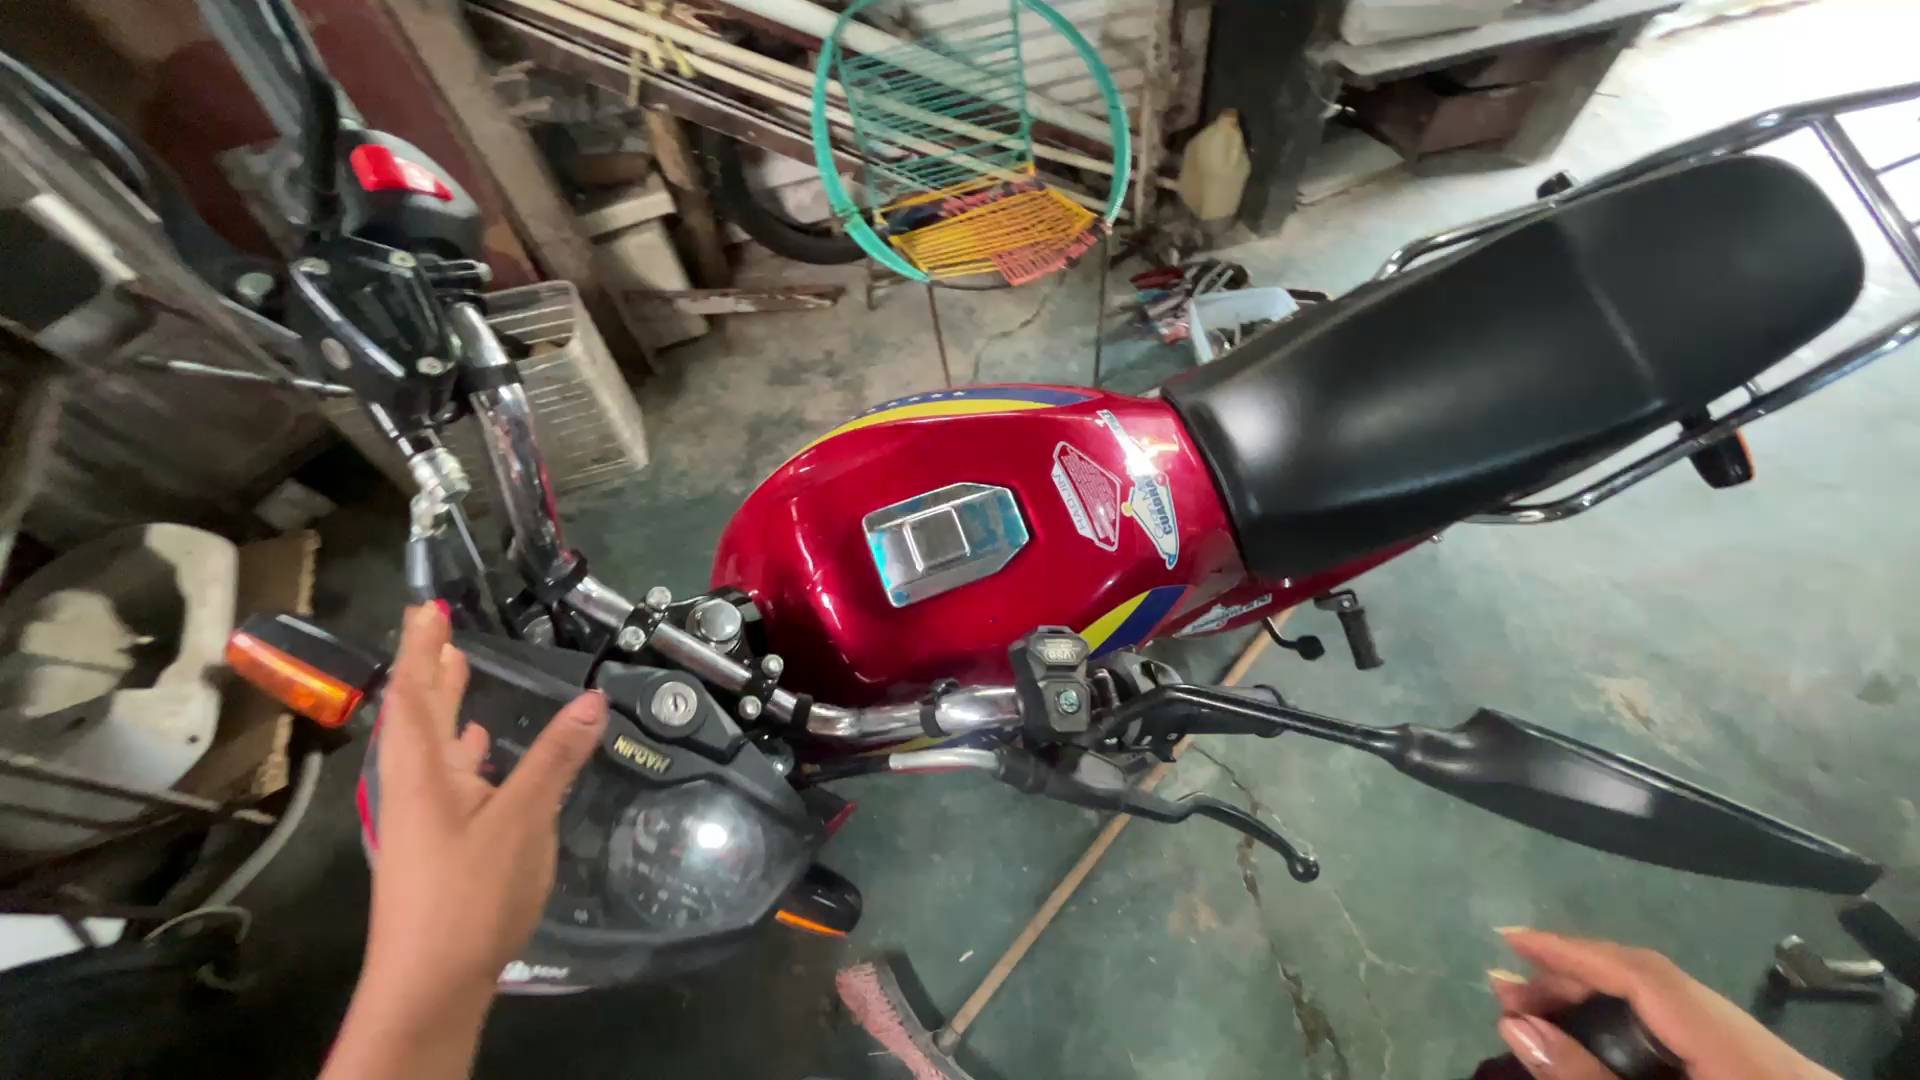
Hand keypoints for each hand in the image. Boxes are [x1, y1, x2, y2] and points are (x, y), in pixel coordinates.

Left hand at [322, 604, 607, 1079]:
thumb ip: (556, 756)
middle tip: (442, 628)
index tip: (429, 608)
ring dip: (443, 704)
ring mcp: (422, 815)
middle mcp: (413, 786)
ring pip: (430, 744)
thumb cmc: (470, 892)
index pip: (415, 696)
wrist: (431, 982)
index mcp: (422, 773)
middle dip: (429, 668)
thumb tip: (594, 699)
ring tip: (458, 670)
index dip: (421, 649)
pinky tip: (480, 745)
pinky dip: (462, 746)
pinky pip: (446, 773)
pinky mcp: (437, 838)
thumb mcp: (522, 818)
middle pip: (416, 714)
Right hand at [1488, 929, 1840, 1079]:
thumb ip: (1588, 1079)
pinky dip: (1629, 1024)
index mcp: (1746, 1057)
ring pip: (1668, 1008)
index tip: (1509, 939)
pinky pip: (1685, 1031)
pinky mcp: (1763, 1077)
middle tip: (1509, 994)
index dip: (1574, 951)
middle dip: (1574, 981)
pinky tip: (1591, 1035)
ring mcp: (1771, 1065)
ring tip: (1537, 1013)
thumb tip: (1512, 1024)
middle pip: (1653, 986)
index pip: (1646, 977)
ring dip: (1596, 1002)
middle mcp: (1764, 1048)